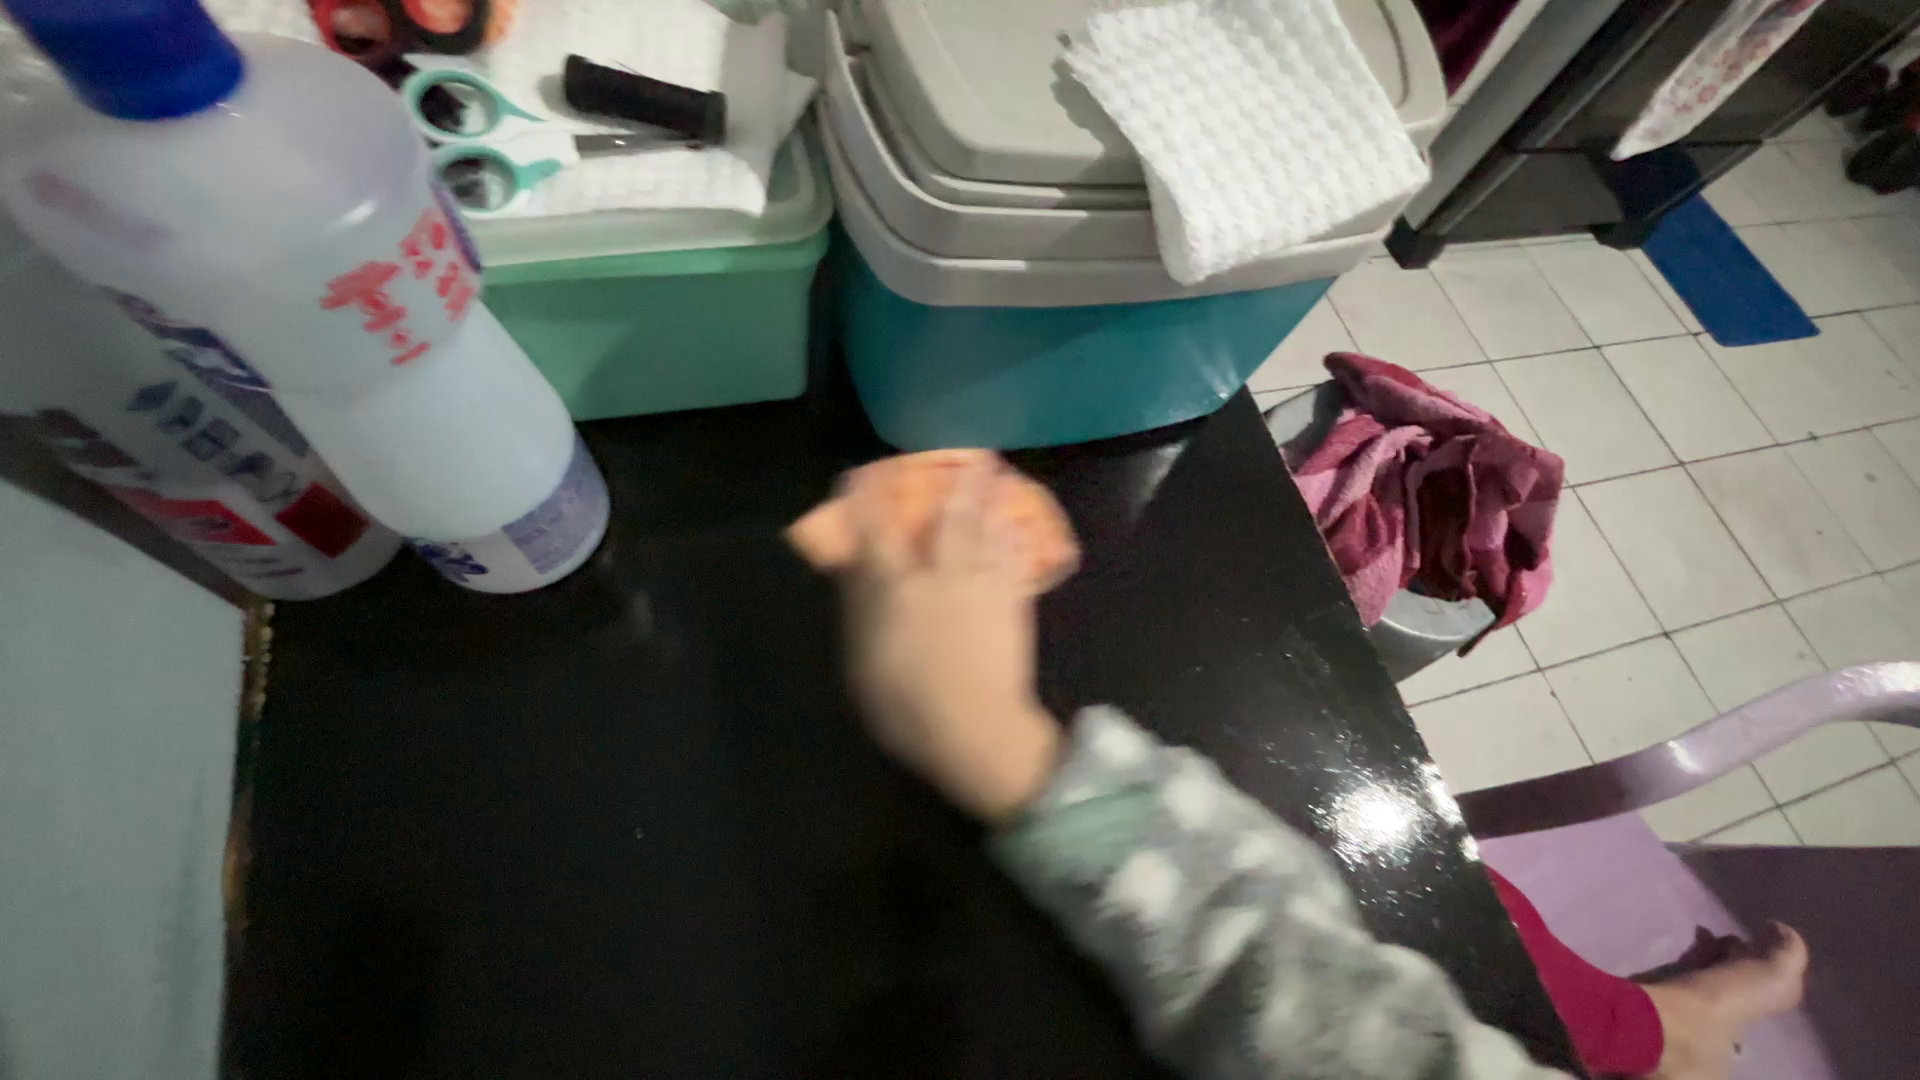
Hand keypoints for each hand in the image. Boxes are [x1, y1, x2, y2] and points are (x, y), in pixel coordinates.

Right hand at [841, 458, 1062, 822]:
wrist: (975, 727)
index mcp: (898, 587)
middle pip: (951, 517)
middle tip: (970, 454)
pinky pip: (1016, 558)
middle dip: (958, 483)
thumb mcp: (863, 660)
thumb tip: (854, 566)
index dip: (867, 499)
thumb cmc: (906, 703)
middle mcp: (942, 574)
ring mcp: (983, 584)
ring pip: (989, 530)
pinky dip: (1016, 536)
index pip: (877, 532)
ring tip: (998, 472)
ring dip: (992, 498)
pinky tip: (1018, 525)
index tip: (861, 474)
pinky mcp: (1013, 602)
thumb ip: (860, 607)